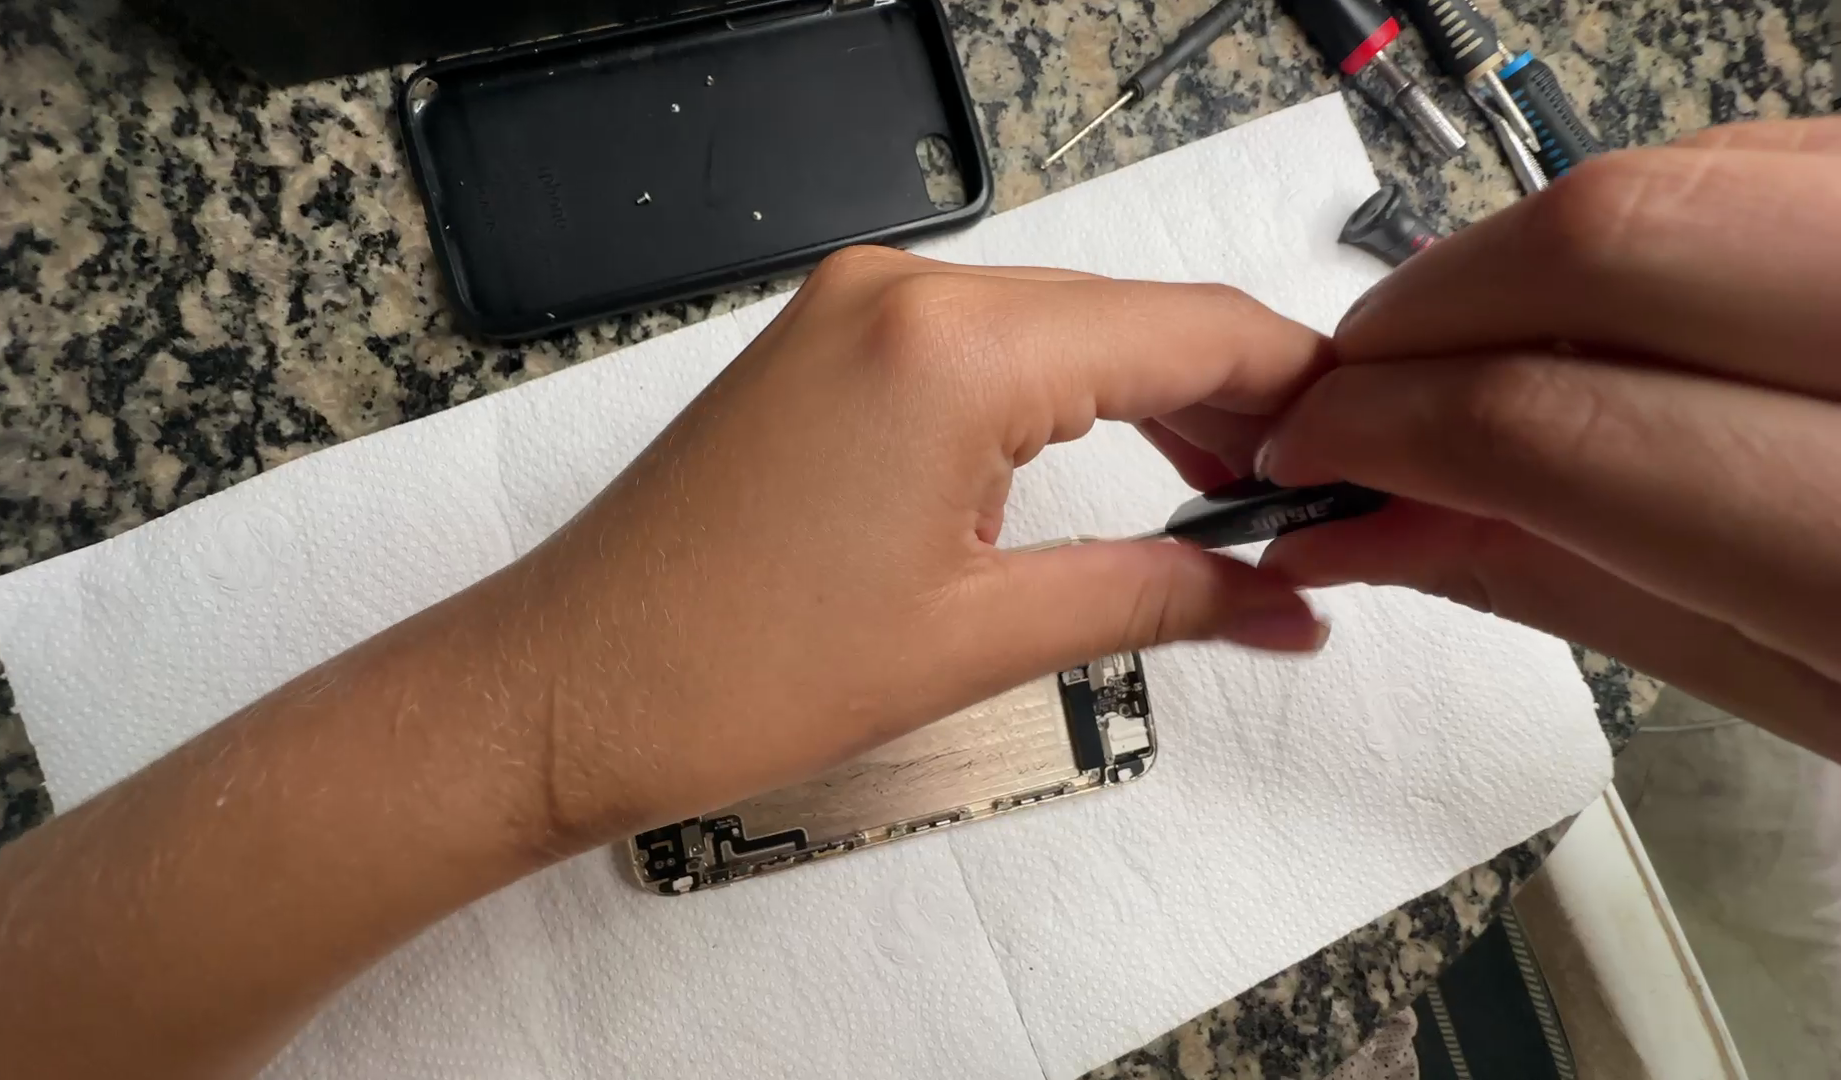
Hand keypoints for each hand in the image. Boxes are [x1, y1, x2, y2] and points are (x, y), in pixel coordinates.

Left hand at [511, 247, 1332, 851]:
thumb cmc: (743, 671)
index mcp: (952, 344)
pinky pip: (975, 348)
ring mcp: (850, 307)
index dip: (1295, 391)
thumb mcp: (980, 637)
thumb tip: (1276, 602)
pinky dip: (1047, 397)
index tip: (1349, 457)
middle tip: (1288, 498)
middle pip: (1124, 321)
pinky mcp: (821, 345)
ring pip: (1052, 331)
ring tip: (1205, 493)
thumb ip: (1152, 597)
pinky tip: (1080, 457)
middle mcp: (900, 290)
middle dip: (1223, 402)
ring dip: (1136, 398)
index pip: (1188, 332)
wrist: (572, 685)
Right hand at [1238, 118, 1840, 755]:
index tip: (1299, 451)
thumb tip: (1328, 534)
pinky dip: (1611, 235)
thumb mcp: (1746, 671)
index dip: (1370, 427)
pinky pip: (1747, 156)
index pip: (1537, 429)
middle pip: (1600, 243)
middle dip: (1412, 316)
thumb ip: (1517, 576)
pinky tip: (1583, 319)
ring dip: (1496, 269)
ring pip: (1670, 175)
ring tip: (1455, 359)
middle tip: (1352, 388)